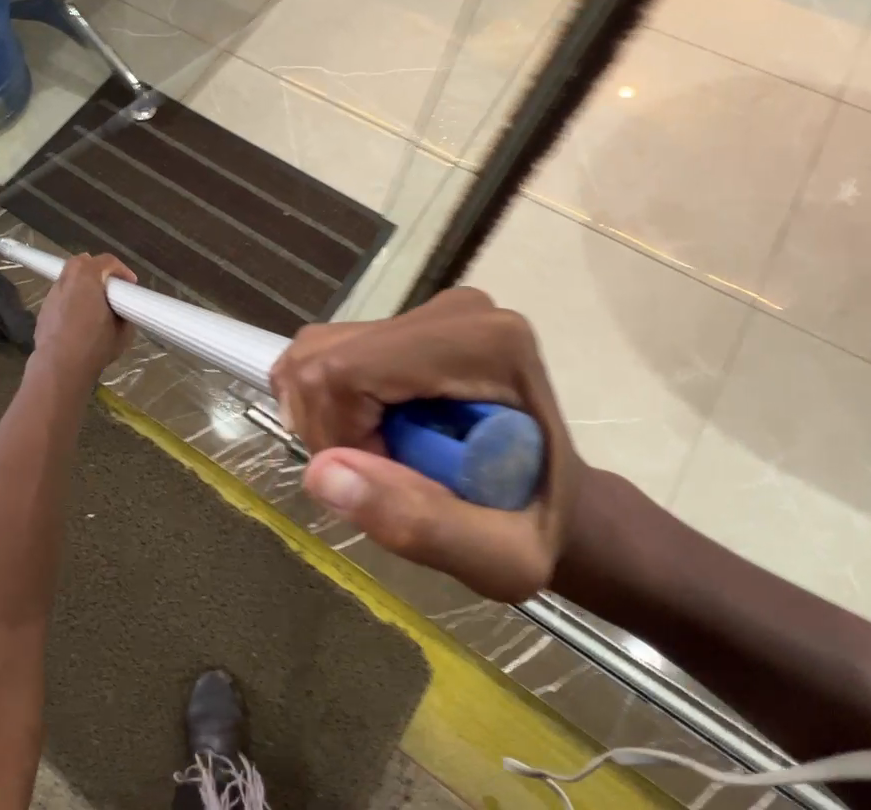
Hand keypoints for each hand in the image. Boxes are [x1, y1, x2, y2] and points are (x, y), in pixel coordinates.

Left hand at [30, 253, 136, 385]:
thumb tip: (121, 313)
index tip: (130, 285)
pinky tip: (78, 318)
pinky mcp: (43, 310)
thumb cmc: (94, 345)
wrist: (60, 366)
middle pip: (82, 262)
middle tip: (110, 287)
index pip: (107, 261)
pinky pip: (61, 296)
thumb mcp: (123, 332)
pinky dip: (71, 300)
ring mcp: (52, 294)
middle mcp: (67, 280)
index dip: (122, 271)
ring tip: (93, 303)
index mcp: (87, 277)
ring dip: (82, 285)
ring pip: (68, 279)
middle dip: (98, 270)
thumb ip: (123, 314)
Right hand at [269, 288, 586, 602]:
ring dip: (321, 418)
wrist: (555, 497)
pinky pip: (324, 352)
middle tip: (374, 477)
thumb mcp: (498, 558)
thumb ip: (418, 522)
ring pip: (315, 352)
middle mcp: (452, 312)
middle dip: (325, 429)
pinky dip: (324, 404)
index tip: (377, 484)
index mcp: (482, 346)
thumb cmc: (537, 530)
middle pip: (321, 355)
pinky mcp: (404, 321)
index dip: (336, 435)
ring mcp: (426, 312)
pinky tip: (366, 434)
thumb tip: (321, 473)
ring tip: (374, 460)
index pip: (346, 370)